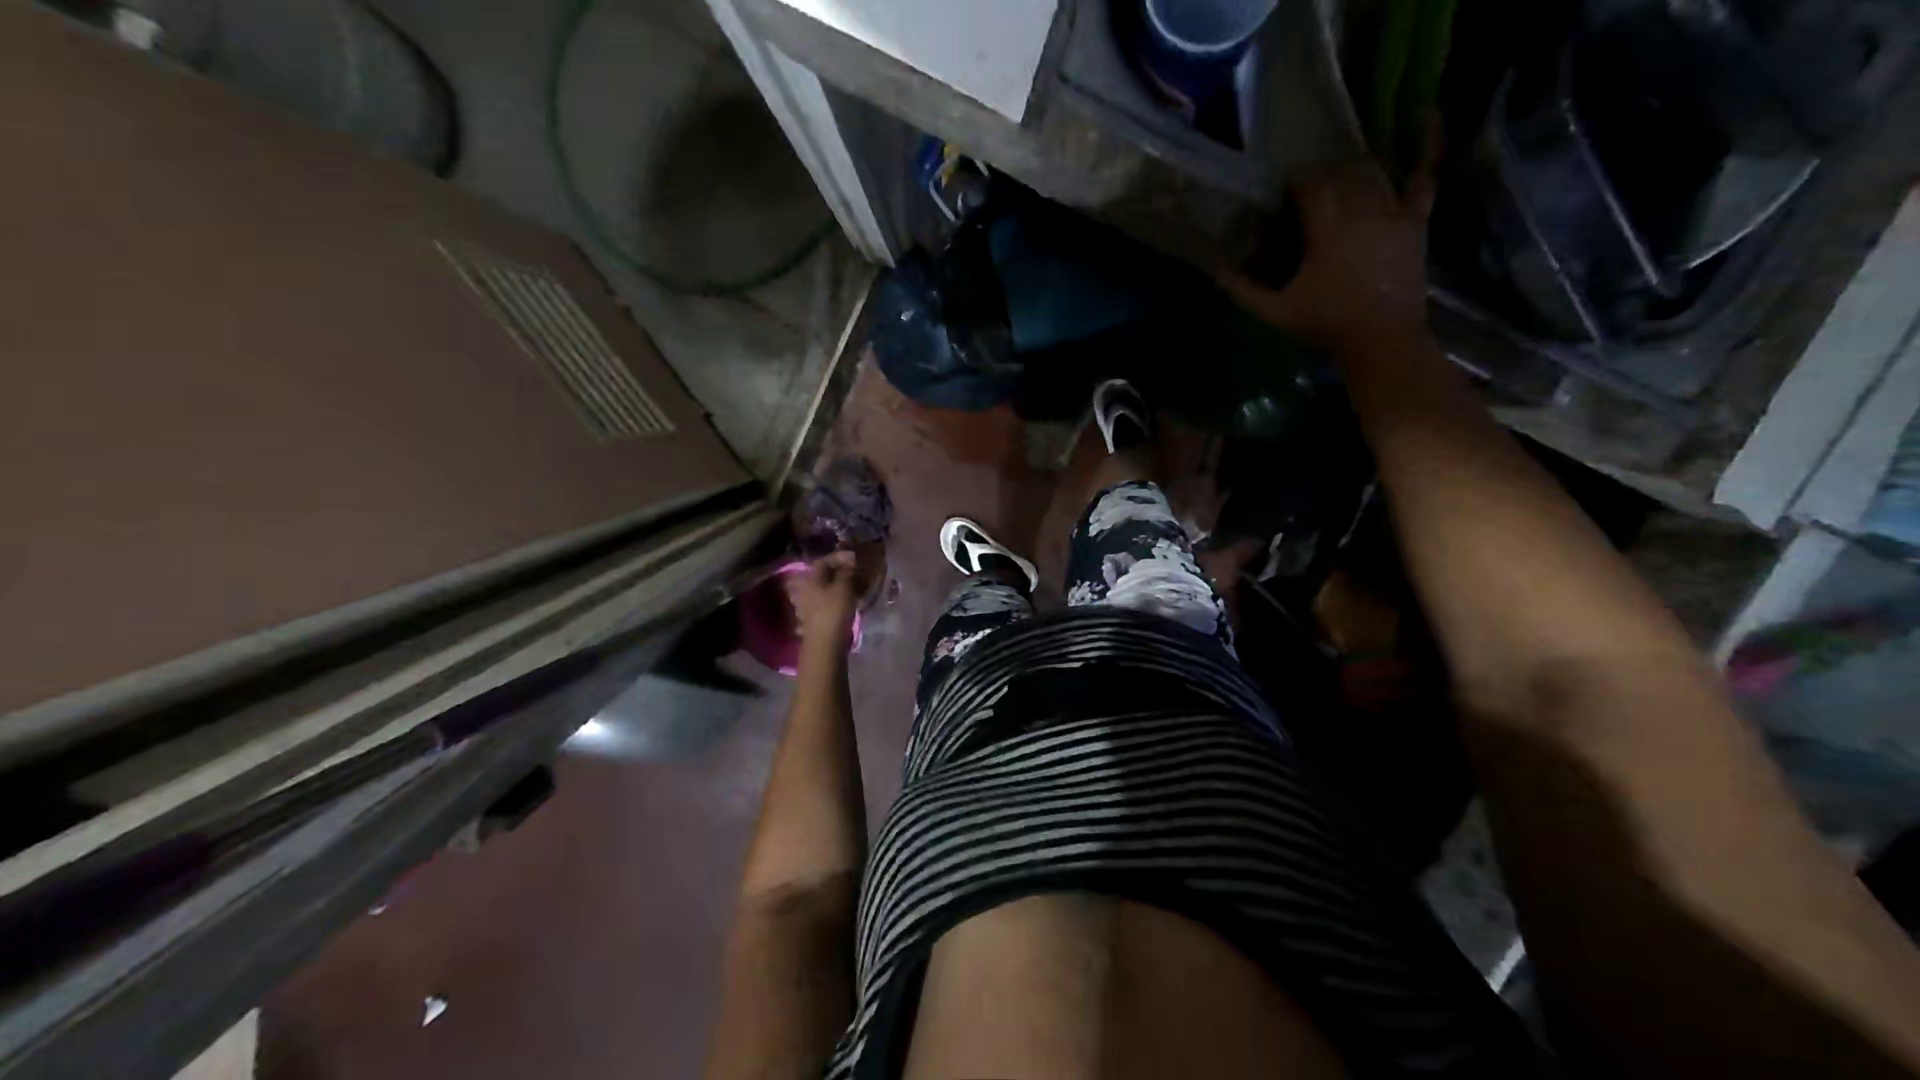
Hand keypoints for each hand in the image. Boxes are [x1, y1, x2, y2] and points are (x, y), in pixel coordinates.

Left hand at [784, 550, 863, 647]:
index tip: (855, 557)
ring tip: (853, 587)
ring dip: (837, 585)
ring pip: (823, 588)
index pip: (824, 560)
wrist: (825, 643)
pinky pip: (823, 601)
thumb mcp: (844, 587)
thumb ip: (847, 571)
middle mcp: (803, 588)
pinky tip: (845, 601)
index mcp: (808, 577)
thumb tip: (850, 559)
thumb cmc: (833, 611)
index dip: (840, 557)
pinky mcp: (810, 617)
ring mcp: (804, 604)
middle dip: (838, 572)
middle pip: (822, 575)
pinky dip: (834, 597)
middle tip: (854, 572)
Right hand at [1223, 133, 1436, 351]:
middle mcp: (1362, 211)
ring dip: (1352, 167)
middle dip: (1322, 175)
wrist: (1382, 339)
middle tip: (1306, 188)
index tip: (1284, 190)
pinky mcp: (1415, 220)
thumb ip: (1246, 291)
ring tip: (1338, 173)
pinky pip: (1423, 177)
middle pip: (1341, 174)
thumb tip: (1218, 272)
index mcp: (1328, 230)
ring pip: (1372, 172)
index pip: (1311, 187)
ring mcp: (1393, 213)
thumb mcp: (1277, 312)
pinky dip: (1428, 147)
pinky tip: (1428, 116)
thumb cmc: (1327, 324)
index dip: (1296, 182)